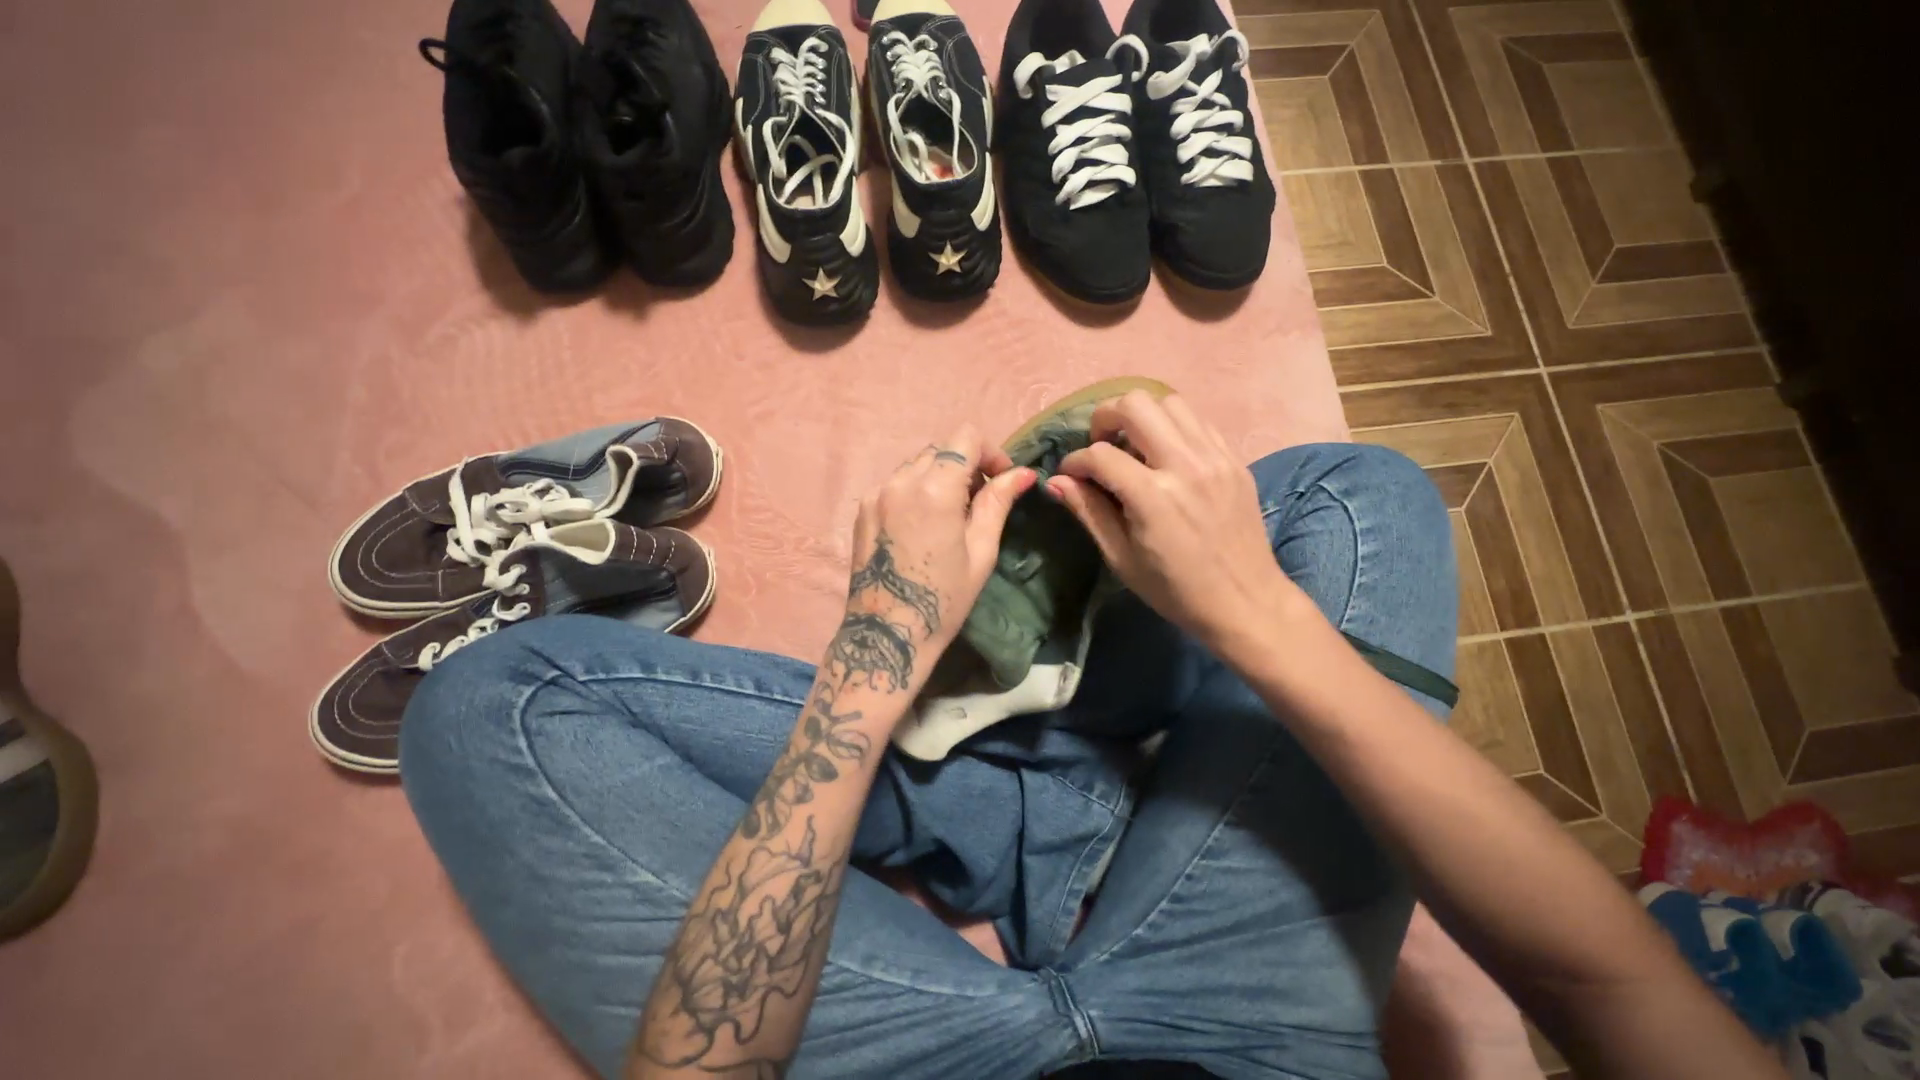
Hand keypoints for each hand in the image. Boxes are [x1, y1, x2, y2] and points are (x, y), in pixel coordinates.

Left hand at [833, 425, 1035, 696]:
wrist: (886, 633)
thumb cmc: (944, 599)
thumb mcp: (980, 552)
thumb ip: (998, 503)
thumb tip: (1022, 474)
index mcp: (934, 490)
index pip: (965, 438)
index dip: (989, 453)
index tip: (1000, 481)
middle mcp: (900, 481)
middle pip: (940, 449)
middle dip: (965, 466)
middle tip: (980, 503)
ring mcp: (876, 494)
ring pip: (916, 465)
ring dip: (939, 478)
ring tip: (952, 516)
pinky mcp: (863, 510)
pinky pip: (896, 484)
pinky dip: (916, 492)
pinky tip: (924, 527)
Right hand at [1046, 392, 1306, 648]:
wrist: (1245, 602)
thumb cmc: (1175, 590)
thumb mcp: (1122, 559)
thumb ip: (1089, 512)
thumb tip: (1055, 481)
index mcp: (1153, 496)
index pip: (1100, 454)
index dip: (1075, 461)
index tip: (1069, 476)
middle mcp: (1185, 465)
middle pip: (1135, 404)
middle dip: (1106, 418)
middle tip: (1101, 446)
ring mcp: (1215, 458)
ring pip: (1170, 402)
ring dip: (1143, 416)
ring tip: (1134, 446)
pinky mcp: (1234, 460)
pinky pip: (1198, 422)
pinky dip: (1174, 427)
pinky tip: (1166, 456)